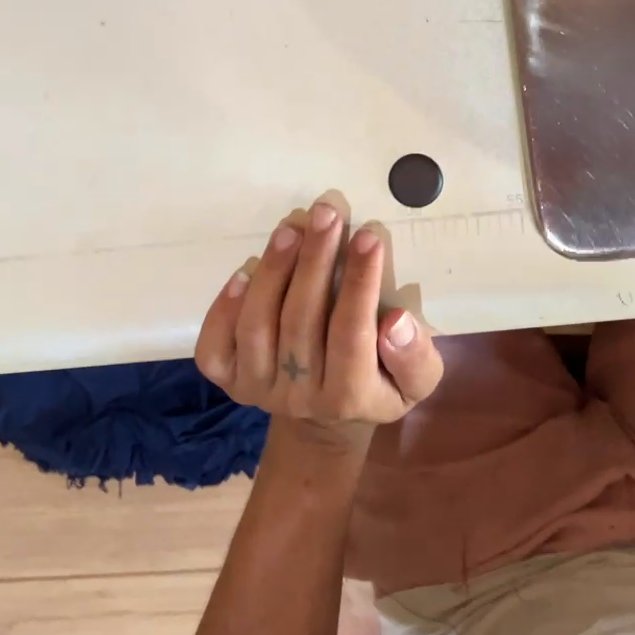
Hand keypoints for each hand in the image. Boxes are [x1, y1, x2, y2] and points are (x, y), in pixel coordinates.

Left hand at [195, 194, 444, 455]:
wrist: (329, 422)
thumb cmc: (380, 385)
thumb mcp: (419, 380)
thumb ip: (415, 356)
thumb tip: (397, 322)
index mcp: (351, 396)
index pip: (352, 332)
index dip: (360, 282)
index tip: (369, 236)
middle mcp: (299, 397)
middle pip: (300, 321)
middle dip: (315, 261)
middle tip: (327, 213)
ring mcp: (259, 389)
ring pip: (257, 327)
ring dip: (273, 271)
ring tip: (291, 228)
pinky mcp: (229, 381)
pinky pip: (216, 347)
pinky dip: (225, 307)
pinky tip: (244, 269)